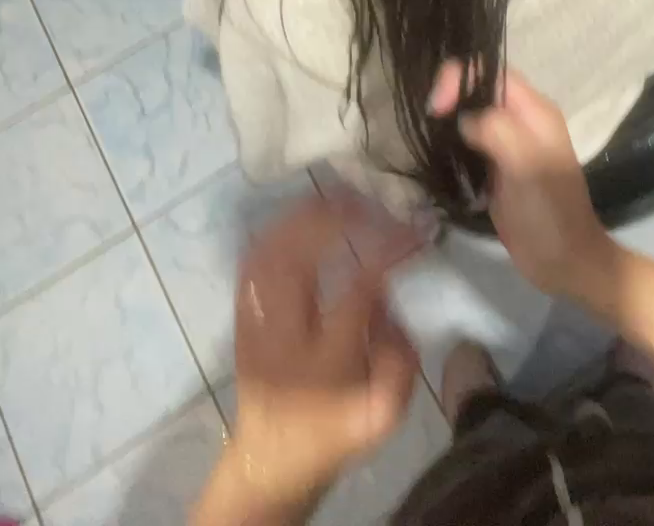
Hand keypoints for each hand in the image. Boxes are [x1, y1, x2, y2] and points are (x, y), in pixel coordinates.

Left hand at [212, 197, 423, 518]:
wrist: (269, 458)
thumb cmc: (335, 433)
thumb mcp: (384, 415)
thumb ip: (400, 359)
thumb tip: (391, 301)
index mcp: (323, 362)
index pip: (358, 290)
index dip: (387, 252)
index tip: (414, 231)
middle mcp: (281, 336)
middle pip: (296, 260)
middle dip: (332, 219)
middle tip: (368, 200)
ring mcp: (253, 323)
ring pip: (268, 254)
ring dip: (303, 217)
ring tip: (338, 196)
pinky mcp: (239, 316)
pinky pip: (249, 261)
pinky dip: (276, 229)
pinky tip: (302, 215)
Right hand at [429, 61, 617, 299]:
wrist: (565, 262)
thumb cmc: (548, 213)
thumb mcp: (524, 165)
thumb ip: (496, 129)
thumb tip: (462, 117)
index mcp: (535, 111)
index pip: (492, 71)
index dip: (460, 79)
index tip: (438, 109)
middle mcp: (523, 120)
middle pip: (480, 89)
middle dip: (451, 98)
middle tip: (431, 125)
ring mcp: (510, 144)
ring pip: (474, 115)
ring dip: (450, 121)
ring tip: (430, 138)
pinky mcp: (498, 168)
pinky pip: (472, 142)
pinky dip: (454, 144)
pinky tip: (440, 155)